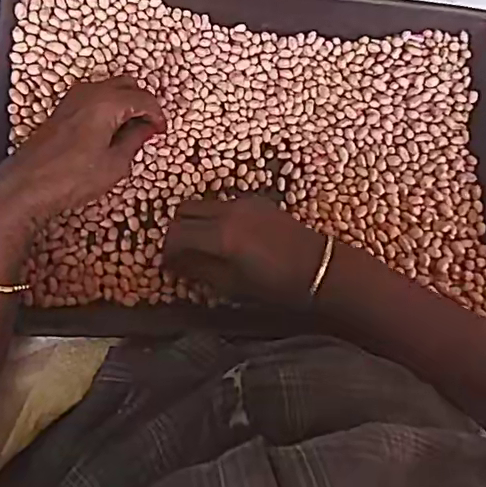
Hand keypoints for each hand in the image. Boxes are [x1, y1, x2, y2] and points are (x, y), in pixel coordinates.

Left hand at [0, 76, 164, 236]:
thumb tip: (146, 129)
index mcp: (106, 102)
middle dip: (143, 104)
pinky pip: (94, 99)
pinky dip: (108, 109)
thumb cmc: (69, 178)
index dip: (158, 115)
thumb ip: (135, 140)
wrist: (26, 186)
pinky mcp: (62, 111)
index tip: (162, 131)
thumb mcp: (115, 164)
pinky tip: (110, 133)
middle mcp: (88, 93)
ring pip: (109, 89)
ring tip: (132, 132)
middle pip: (127, 85)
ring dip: (125, 104)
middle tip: (150, 128)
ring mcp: (72, 99)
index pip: (144, 98)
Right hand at [163, 195, 327, 306]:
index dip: (166, 250)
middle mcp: (228, 211)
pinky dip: (214, 216)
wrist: (319, 268)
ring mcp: (244, 202)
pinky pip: (223, 203)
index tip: (167, 265)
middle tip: (179, 253)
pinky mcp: (257, 200)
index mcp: (221, 236)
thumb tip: (175, 264)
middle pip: (184, 211)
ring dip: (195, 221)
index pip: (176, 234)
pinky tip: (225, 237)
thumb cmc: (276, 286)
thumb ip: (199, 270)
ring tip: (201, 245)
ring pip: (204, 204)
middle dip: (176, 231)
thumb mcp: (232, 285)